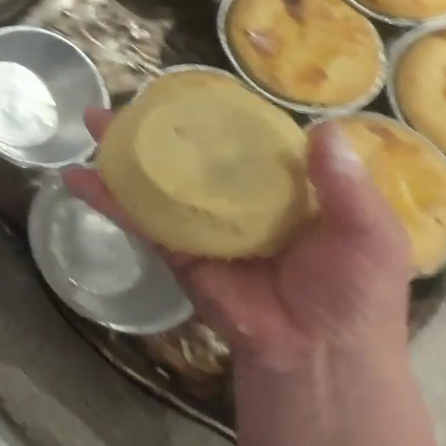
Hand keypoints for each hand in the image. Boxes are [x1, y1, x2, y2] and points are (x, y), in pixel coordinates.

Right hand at [65, 115, 413, 372]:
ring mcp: (197, 224)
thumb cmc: (354, 293)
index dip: (217, 118)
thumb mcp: (371, 235)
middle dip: (152, 129)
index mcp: (281, 191)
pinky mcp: (171, 249)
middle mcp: (234, 201)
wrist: (316, 352)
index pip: (244, 144)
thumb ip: (346, 186)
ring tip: (90, 123)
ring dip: (118, 152)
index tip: (186, 94)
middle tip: (122, 102)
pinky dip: (103, 197)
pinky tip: (74, 177)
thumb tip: (323, 128)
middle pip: (186, 155)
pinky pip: (134, 218)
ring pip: (153, 179)